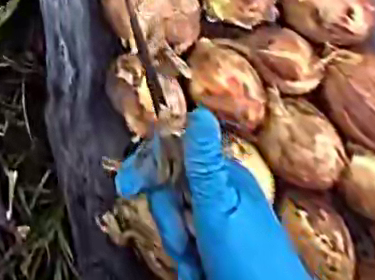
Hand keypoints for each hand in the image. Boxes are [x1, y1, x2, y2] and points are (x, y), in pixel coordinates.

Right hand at [114, 110, 308, 279]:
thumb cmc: (250, 263)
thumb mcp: (219, 206)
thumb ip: (203, 160)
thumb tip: (199, 110)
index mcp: (225, 175)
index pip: (172, 153)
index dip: (146, 167)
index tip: (124, 187)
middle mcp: (223, 194)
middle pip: (171, 188)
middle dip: (168, 218)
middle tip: (184, 245)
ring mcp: (222, 225)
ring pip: (176, 221)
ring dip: (177, 245)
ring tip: (195, 267)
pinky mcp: (220, 253)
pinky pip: (189, 248)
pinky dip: (189, 264)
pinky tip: (199, 275)